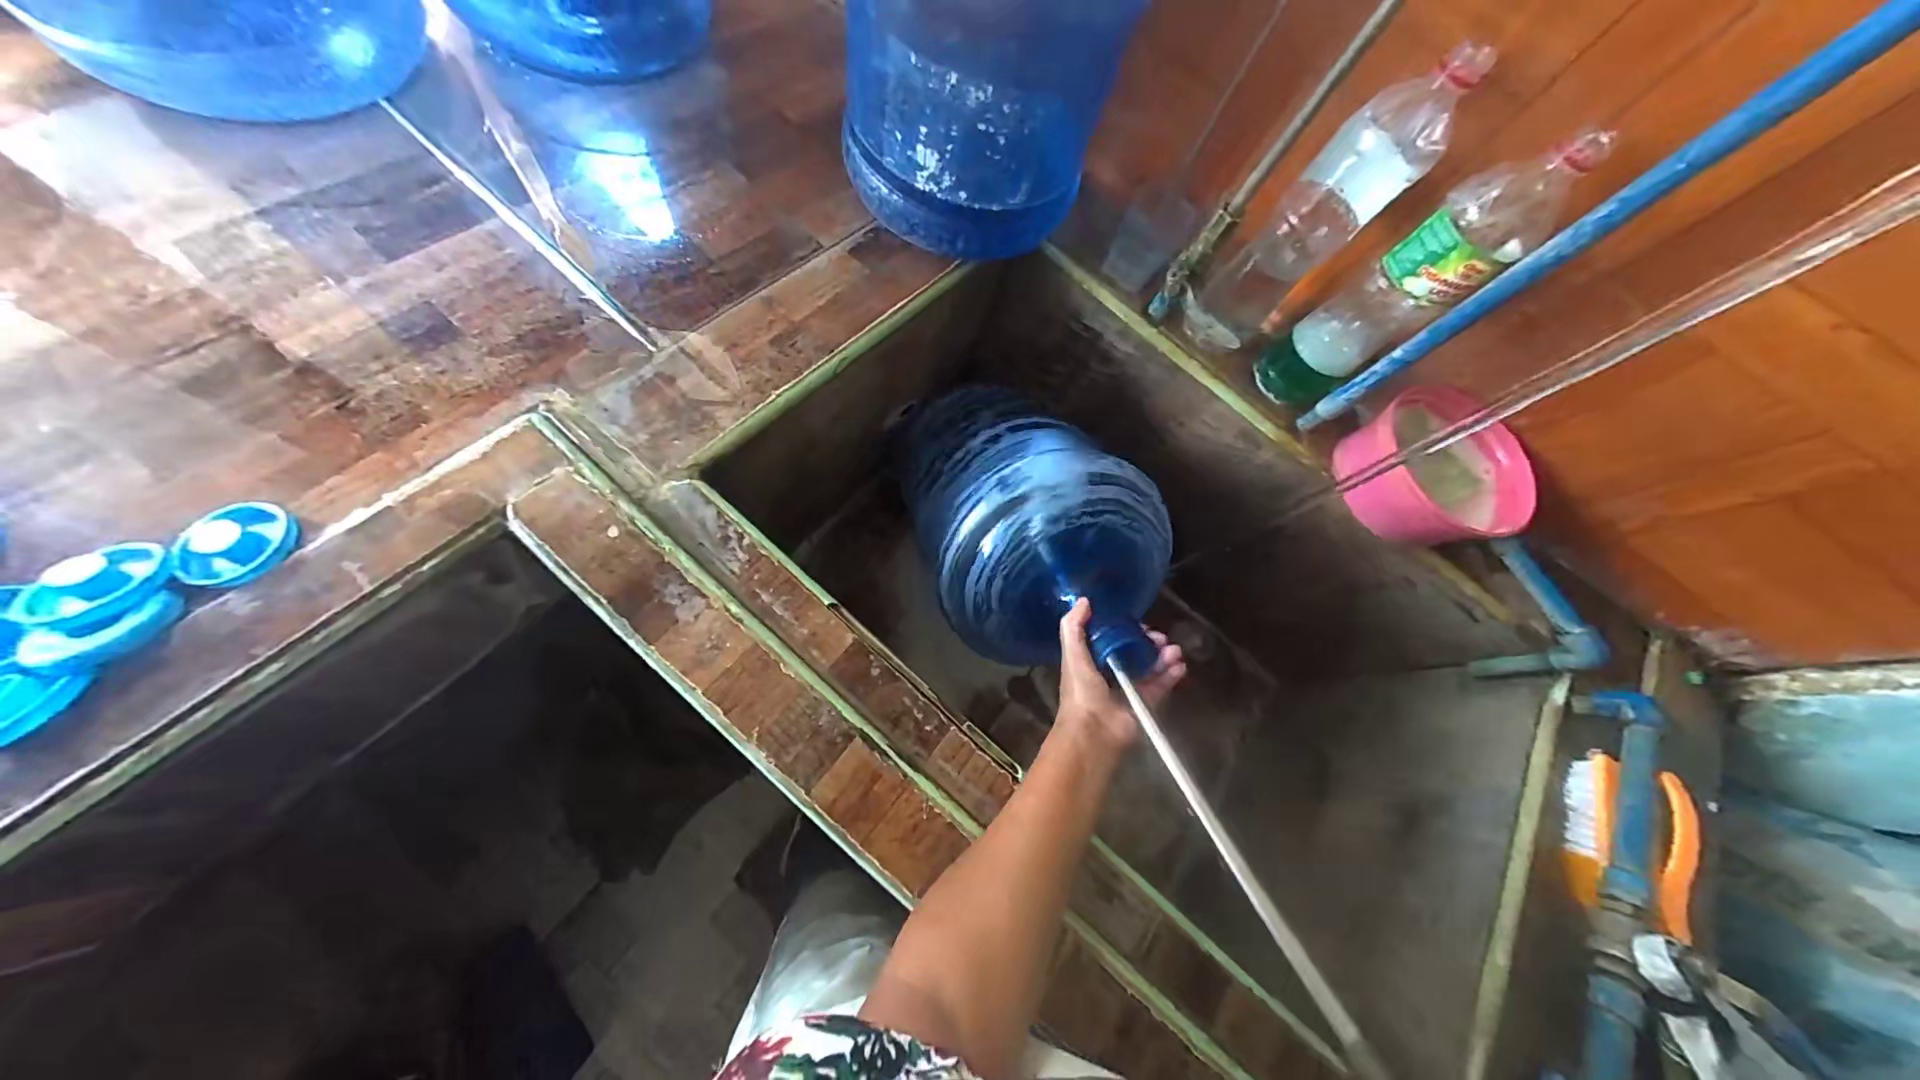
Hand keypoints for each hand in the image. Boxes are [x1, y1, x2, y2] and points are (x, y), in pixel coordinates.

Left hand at [1055, 598, 1185, 749]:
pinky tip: (1180, 666)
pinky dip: (1171, 675)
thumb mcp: (1072, 653)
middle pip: (1133, 652)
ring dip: (1163, 657)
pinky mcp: (1144, 705)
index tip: (1138, 622)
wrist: (1095, 731)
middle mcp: (1108, 674)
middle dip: (1148, 642)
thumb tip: (1083, 600)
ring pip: (1150, 668)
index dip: (1124, 629)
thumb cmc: (1081, 691)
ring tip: (1175, 650)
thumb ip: (1074, 626)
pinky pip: (1160, 686)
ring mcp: (1127, 690)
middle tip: (1161, 637)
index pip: (1109, 639)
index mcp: (1089, 662)